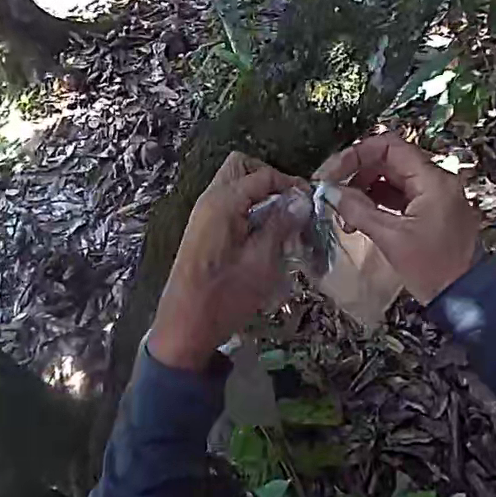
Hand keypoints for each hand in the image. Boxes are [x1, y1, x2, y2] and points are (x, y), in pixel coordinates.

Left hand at [149, 152, 304, 370]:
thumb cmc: (224, 297)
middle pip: (242, 168)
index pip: (263, 175)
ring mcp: (204, 215)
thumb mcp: (261, 261)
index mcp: (223, 202)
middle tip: (292, 207)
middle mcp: (210, 200)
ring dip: (261, 197)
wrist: (185, 327)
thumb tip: (302, 200)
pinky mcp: (204, 231)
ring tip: (283, 225)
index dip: (290, 185)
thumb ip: (281, 225)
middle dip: (271, 181)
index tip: (310, 204)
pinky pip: (230, 206)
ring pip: (236, 186)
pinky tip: (266, 238)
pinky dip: (250, 211)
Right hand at [314, 133, 479, 302]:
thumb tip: (330, 192)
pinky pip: (399, 196)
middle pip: (388, 161)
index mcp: (432, 180)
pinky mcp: (431, 210)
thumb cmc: (432, 268)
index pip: (389, 146)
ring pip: (391, 179)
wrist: (464, 298)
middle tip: (333, 196)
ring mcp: (435, 195)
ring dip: (364, 191)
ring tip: (346, 217)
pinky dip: (377, 204)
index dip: (355, 154)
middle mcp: (436, 180)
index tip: (331, 174)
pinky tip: (360, 222)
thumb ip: (358, 210)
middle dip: (356, 175)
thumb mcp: (391, 238)